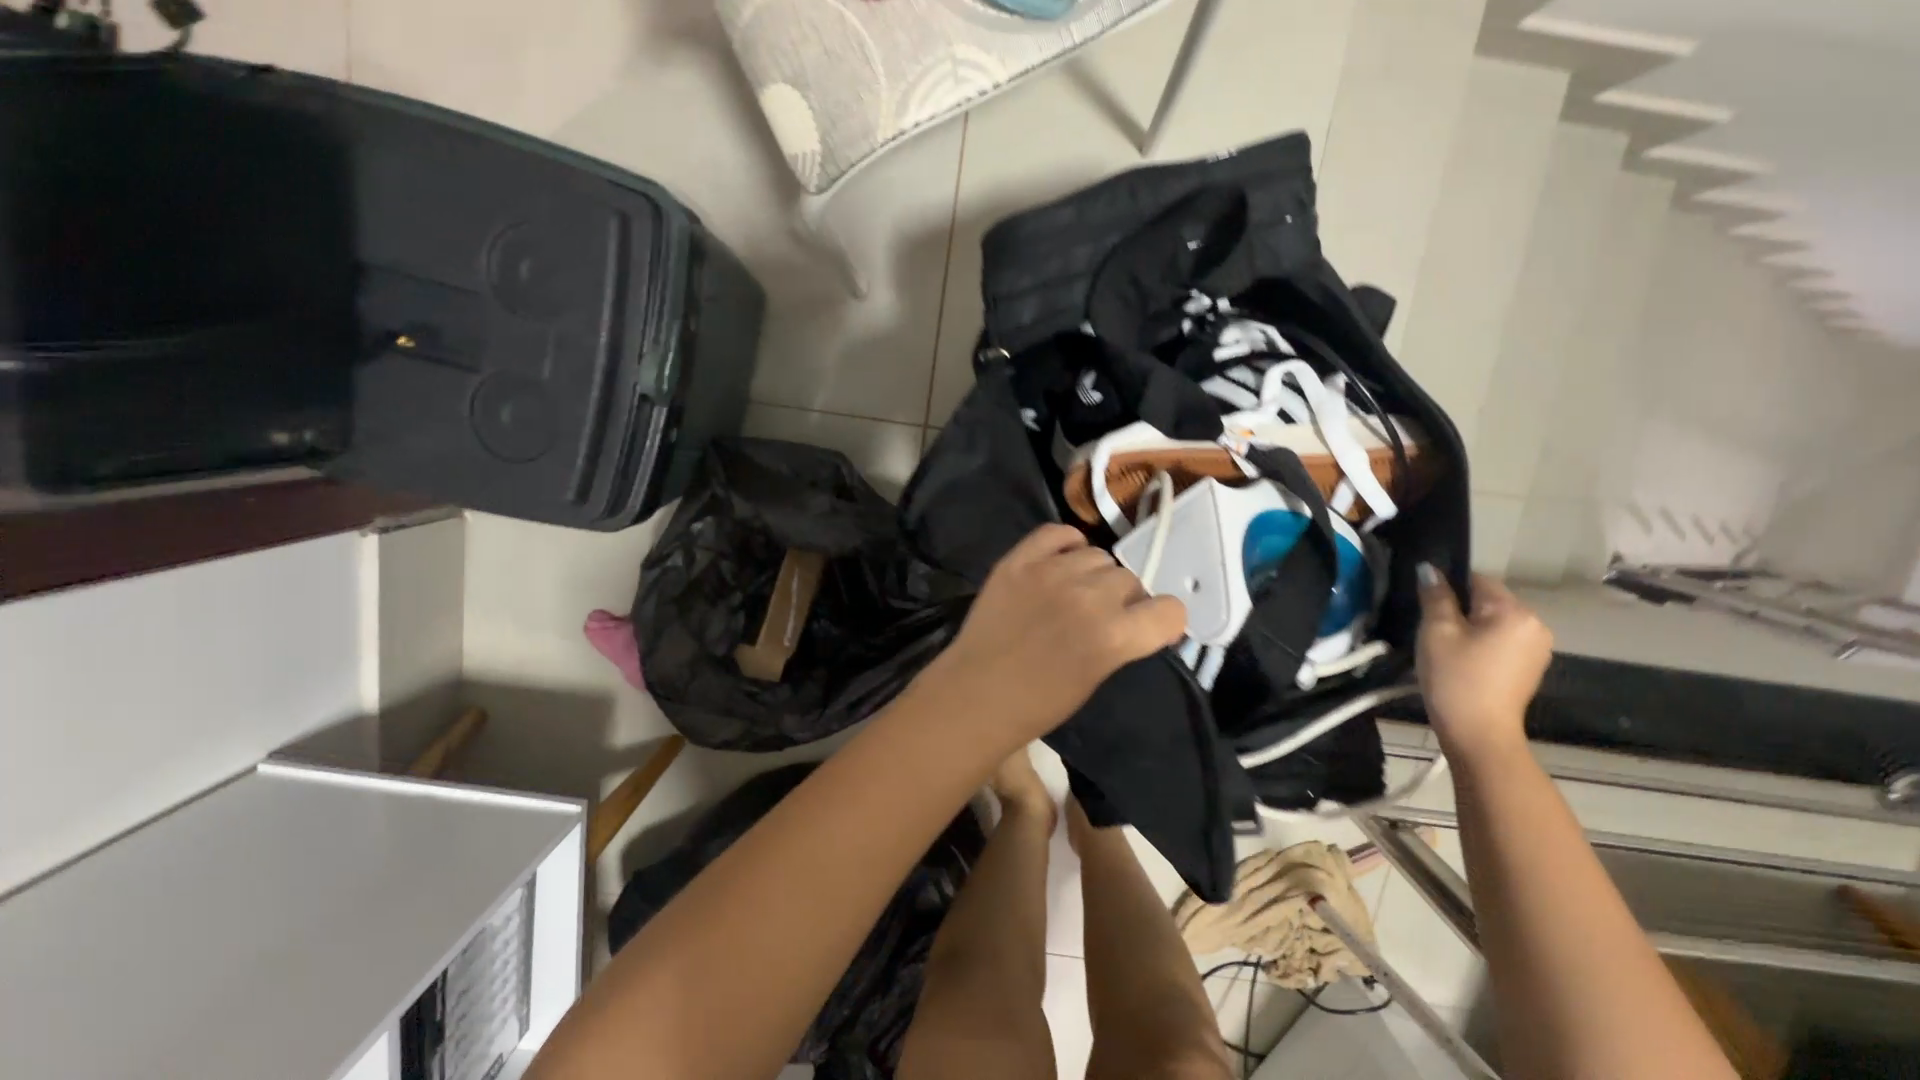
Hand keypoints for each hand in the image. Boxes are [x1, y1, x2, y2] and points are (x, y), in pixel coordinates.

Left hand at [920, 524, 1186, 746]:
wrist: (974, 696)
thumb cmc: (1037, 704)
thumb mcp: (1096, 677)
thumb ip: (1121, 642)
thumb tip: (1135, 620)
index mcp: (1113, 637)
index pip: (1169, 610)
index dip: (1163, 621)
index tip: (1151, 628)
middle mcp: (1088, 597)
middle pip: (1129, 579)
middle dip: (1124, 599)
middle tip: (1102, 616)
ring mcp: (1051, 573)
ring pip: (1098, 555)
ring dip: (1094, 574)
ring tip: (1074, 593)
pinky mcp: (1018, 561)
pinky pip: (1057, 533)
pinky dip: (1066, 545)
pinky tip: (1059, 564)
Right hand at [1415, 565, 1552, 761]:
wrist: (1479, 735)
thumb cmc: (1455, 680)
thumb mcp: (1436, 633)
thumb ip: (1435, 596)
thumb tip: (1429, 568)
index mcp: (1514, 611)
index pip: (1477, 579)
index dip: (1448, 590)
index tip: (1429, 611)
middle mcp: (1535, 623)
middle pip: (1489, 601)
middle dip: (1462, 611)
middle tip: (1435, 635)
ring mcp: (1538, 648)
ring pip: (1495, 623)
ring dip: (1473, 629)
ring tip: (1448, 652)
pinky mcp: (1532, 667)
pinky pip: (1504, 642)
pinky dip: (1484, 646)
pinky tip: (1466, 665)